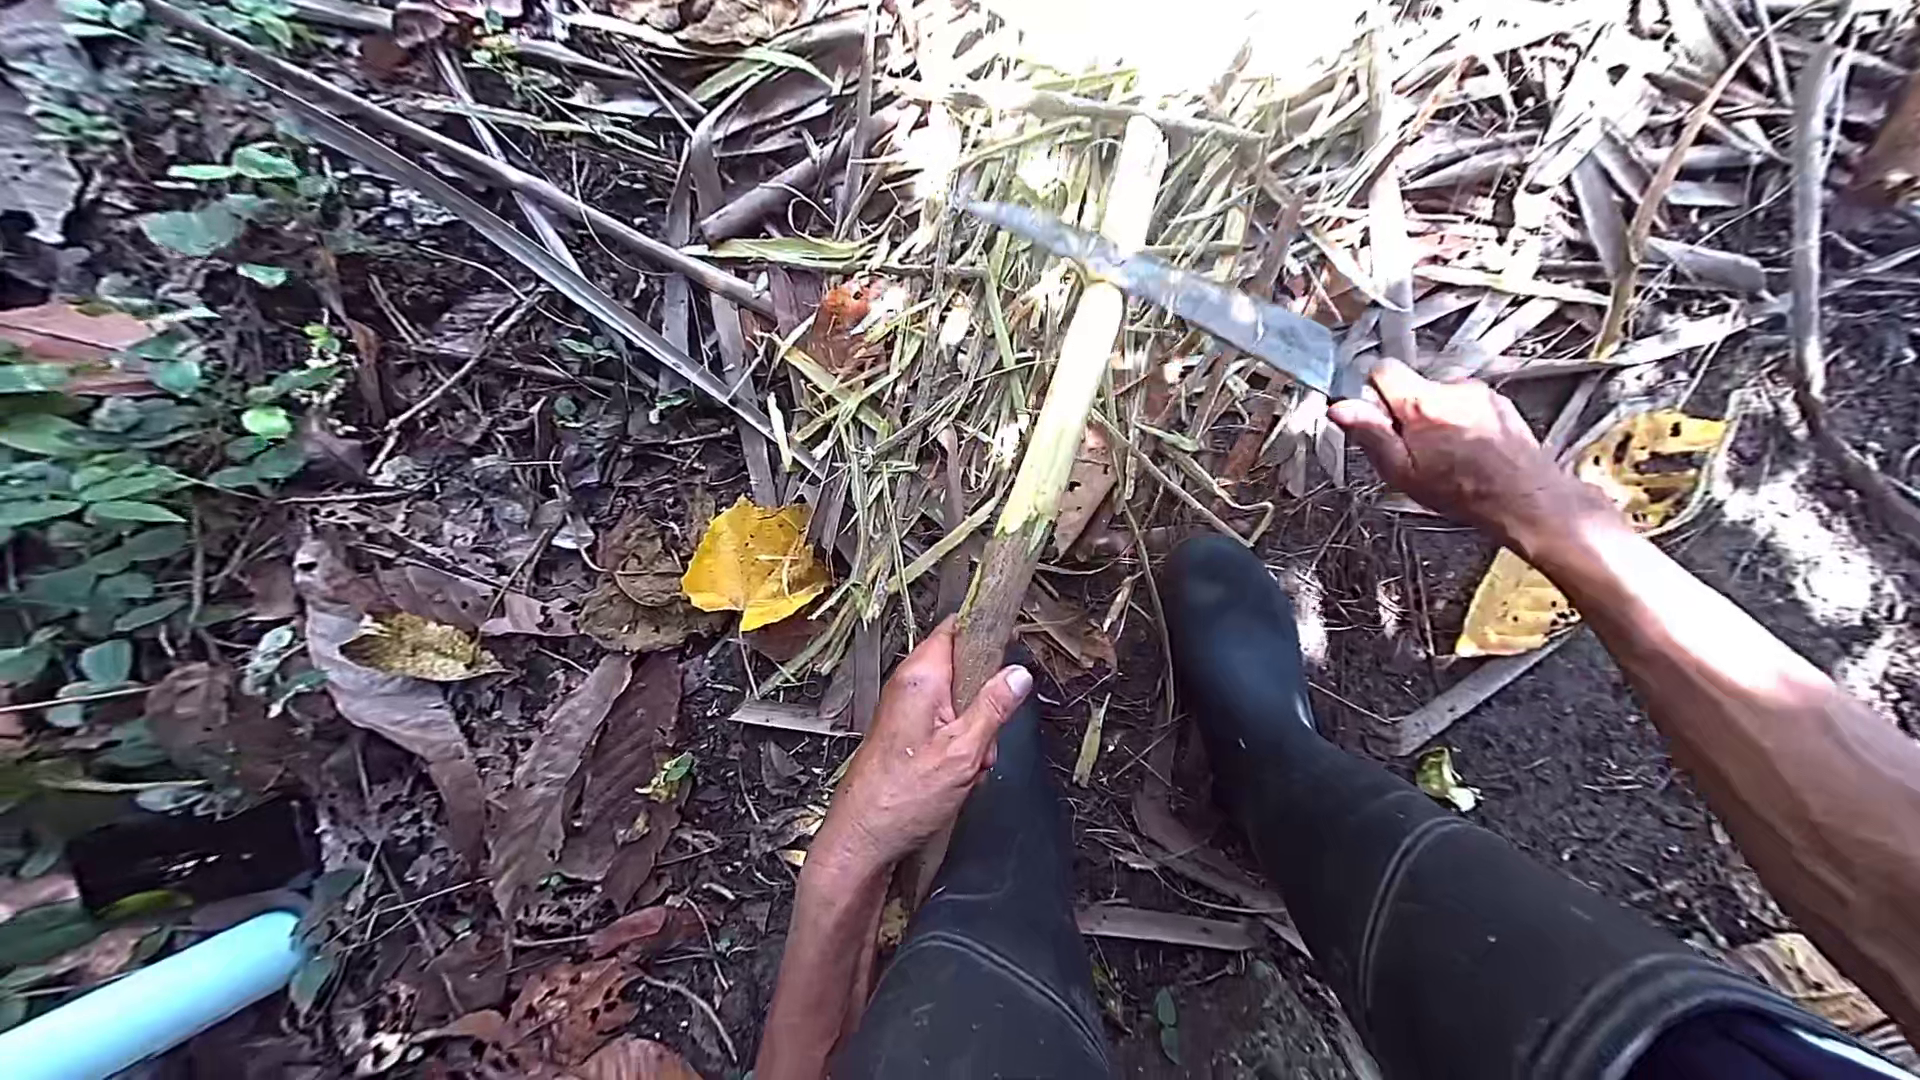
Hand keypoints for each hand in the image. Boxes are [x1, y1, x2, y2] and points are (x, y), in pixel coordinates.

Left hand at [814, 617, 1032, 871]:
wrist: (862, 837)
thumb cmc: (899, 797)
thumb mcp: (963, 751)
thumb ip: (994, 707)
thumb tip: (1019, 675)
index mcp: (920, 676)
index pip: (956, 627)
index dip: (986, 632)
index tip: (1012, 647)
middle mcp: (909, 683)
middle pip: (964, 668)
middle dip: (985, 699)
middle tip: (988, 733)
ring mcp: (907, 706)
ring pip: (959, 699)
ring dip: (974, 728)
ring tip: (969, 762)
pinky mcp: (907, 728)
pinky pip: (946, 722)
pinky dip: (960, 743)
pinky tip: (958, 772)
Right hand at [1328, 358, 1607, 547]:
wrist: (1523, 498)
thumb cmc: (1462, 490)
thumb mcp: (1399, 469)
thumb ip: (1369, 433)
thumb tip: (1340, 408)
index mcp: (1423, 403)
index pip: (1383, 370)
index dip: (1371, 394)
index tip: (1376, 419)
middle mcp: (1454, 389)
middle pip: (1409, 387)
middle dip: (1401, 413)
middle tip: (1408, 448)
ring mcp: (1480, 393)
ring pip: (1435, 397)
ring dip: (1429, 420)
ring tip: (1437, 453)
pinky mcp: (1496, 402)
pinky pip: (1460, 404)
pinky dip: (1454, 422)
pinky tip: (1459, 450)